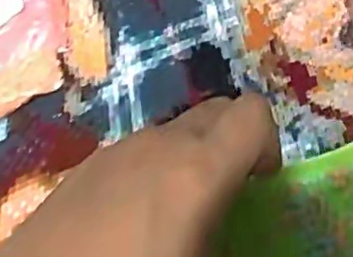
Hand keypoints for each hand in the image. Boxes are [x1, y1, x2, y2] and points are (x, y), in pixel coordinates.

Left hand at [0, 94, 279, 256]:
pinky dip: (153, 172)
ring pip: (176, 131)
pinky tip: (127, 230)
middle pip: (218, 111)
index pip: (254, 113)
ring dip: (192, 160)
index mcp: (197, 171)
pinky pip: (138, 151)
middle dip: (234, 146)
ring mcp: (118, 148)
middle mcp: (161, 143)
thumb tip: (228, 232)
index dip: (268, 143)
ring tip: (174, 223)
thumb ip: (226, 241)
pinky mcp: (84, 166)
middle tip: (227, 206)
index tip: (260, 187)